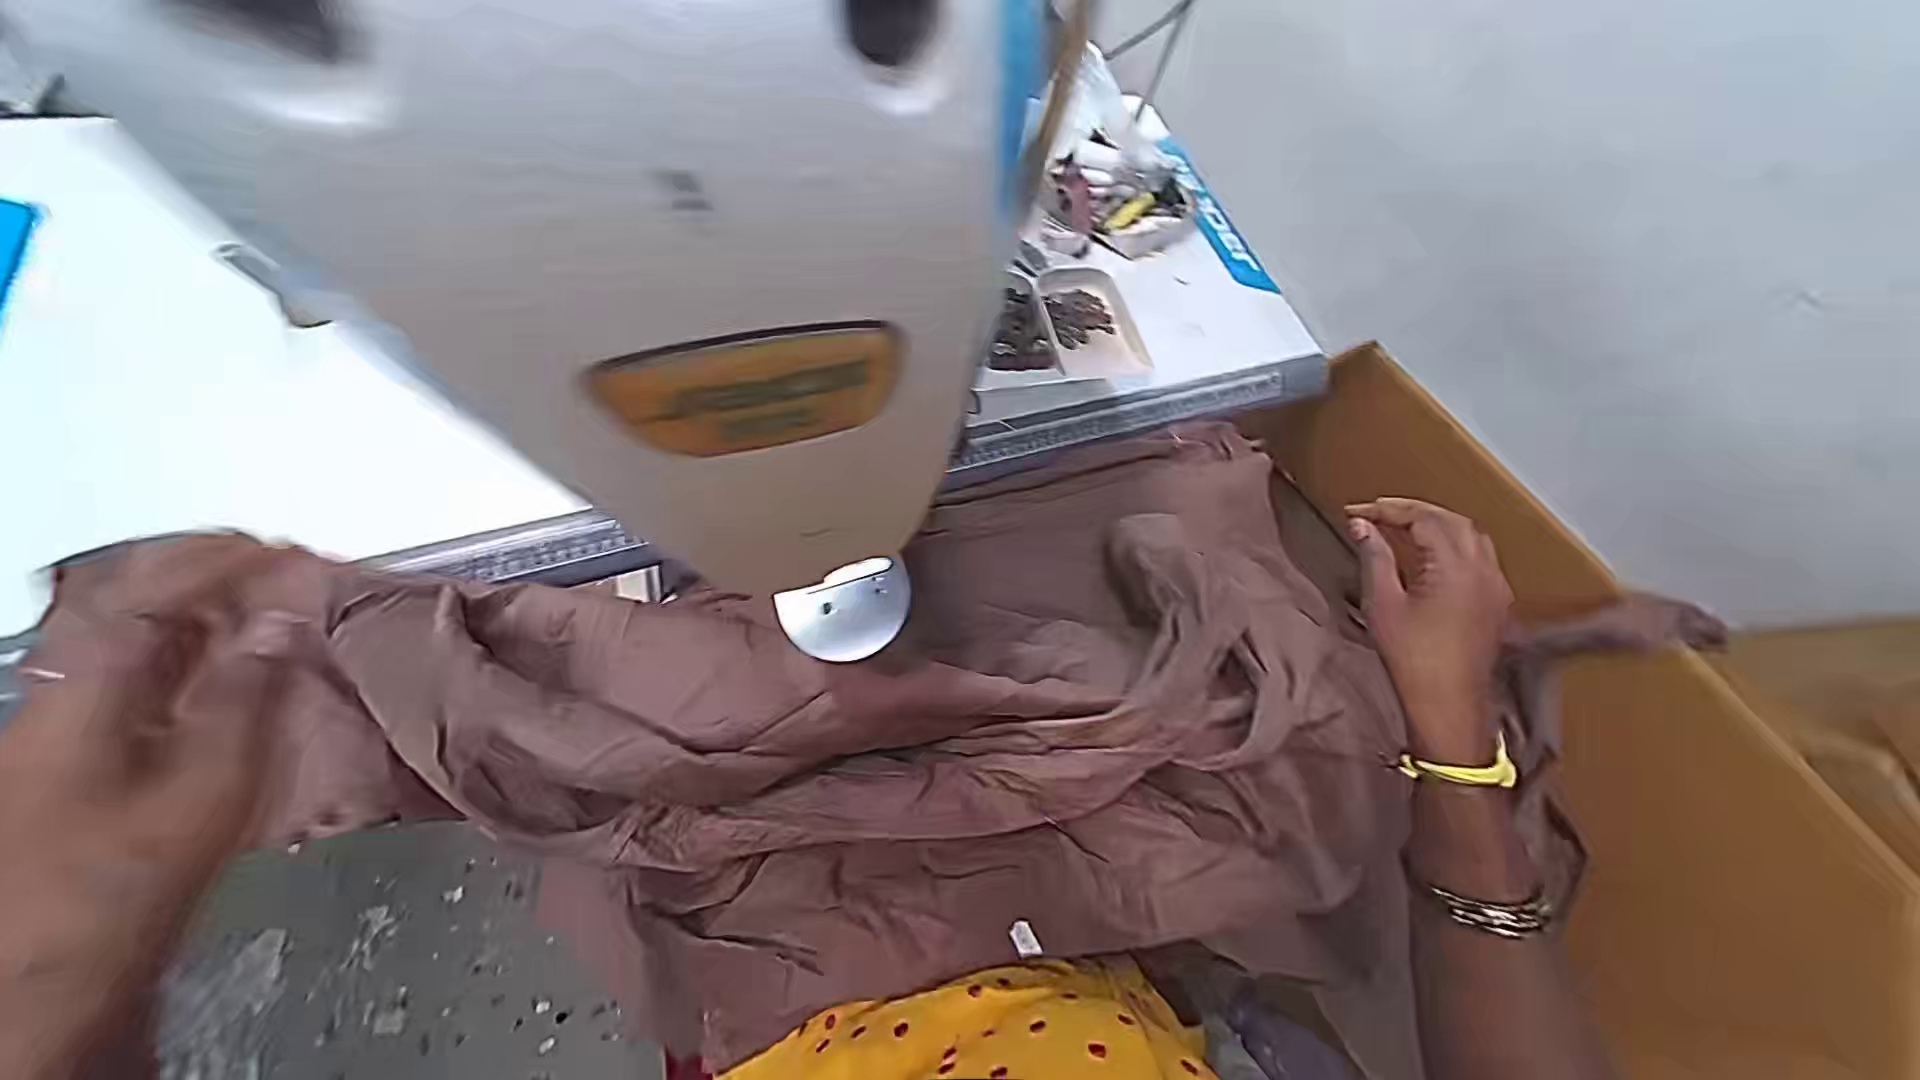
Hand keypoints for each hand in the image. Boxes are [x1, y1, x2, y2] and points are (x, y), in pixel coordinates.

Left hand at [0, 538, 294, 1078]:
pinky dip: (197, 633)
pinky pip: (145, 659)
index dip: (219, 563)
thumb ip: (247, 693)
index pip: (147, 596)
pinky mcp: (91, 738)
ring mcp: (70, 715)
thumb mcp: (207, 781)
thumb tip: (282, 623)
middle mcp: (65, 692)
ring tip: (271, 583)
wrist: (53, 961)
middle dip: (210, 567)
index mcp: (85, 695)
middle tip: (283, 554)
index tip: (286, 549)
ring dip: (206, 597)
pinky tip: (237, 637)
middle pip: (128, 600)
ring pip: (135, 627)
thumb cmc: (129, 872)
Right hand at [1345, 498, 1512, 760]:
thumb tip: (1361, 525)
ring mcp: (1495, 586)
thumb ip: (1375, 557)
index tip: (1354, 512)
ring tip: (1399, 524)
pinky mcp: (1495, 602)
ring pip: (1470, 535)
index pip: (1424, 518)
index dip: (1387, 510)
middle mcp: (1484, 570)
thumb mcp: (1382, 603)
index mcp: (1456, 568)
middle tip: (1375, 511)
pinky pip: (1478, 555)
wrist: (1447, 702)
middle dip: (1413, 509)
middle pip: (1452, 520)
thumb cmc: (1410, 655)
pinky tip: (1427, 553)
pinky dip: (1451, 542)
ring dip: (1435, 522)